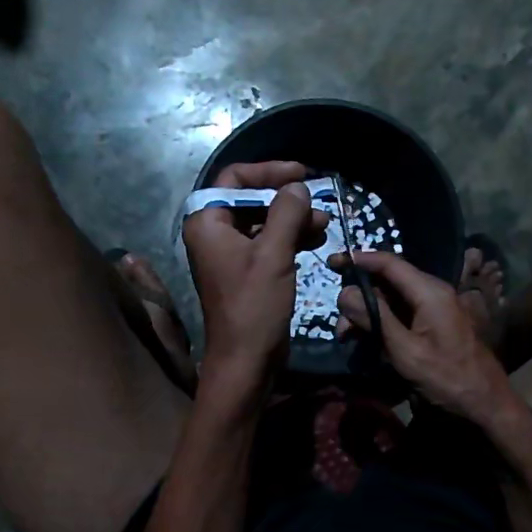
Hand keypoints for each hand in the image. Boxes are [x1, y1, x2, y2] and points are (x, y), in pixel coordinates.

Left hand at [183, 161, 328, 380]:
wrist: (246, 359)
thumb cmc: (254, 305)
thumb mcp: (273, 254)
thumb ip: (286, 213)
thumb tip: (298, 187)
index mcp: (207, 222)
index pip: (234, 178)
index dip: (268, 171)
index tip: (301, 174)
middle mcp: (213, 234)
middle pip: (250, 199)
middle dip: (286, 200)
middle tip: (319, 203)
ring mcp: (229, 254)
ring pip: (262, 222)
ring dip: (293, 220)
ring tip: (324, 225)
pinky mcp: (245, 272)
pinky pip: (267, 243)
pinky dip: (289, 238)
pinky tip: (315, 240)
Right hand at [332, 251, 519, 428]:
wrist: (485, 403)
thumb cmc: (446, 377)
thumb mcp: (405, 350)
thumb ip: (375, 318)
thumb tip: (345, 293)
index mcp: (430, 291)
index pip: (389, 263)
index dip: (359, 259)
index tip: (332, 262)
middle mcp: (434, 292)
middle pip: (388, 283)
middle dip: (359, 299)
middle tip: (340, 327)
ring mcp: (436, 308)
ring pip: (393, 300)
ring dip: (368, 315)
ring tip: (350, 340)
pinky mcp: (436, 323)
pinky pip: (403, 313)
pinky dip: (383, 324)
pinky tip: (369, 342)